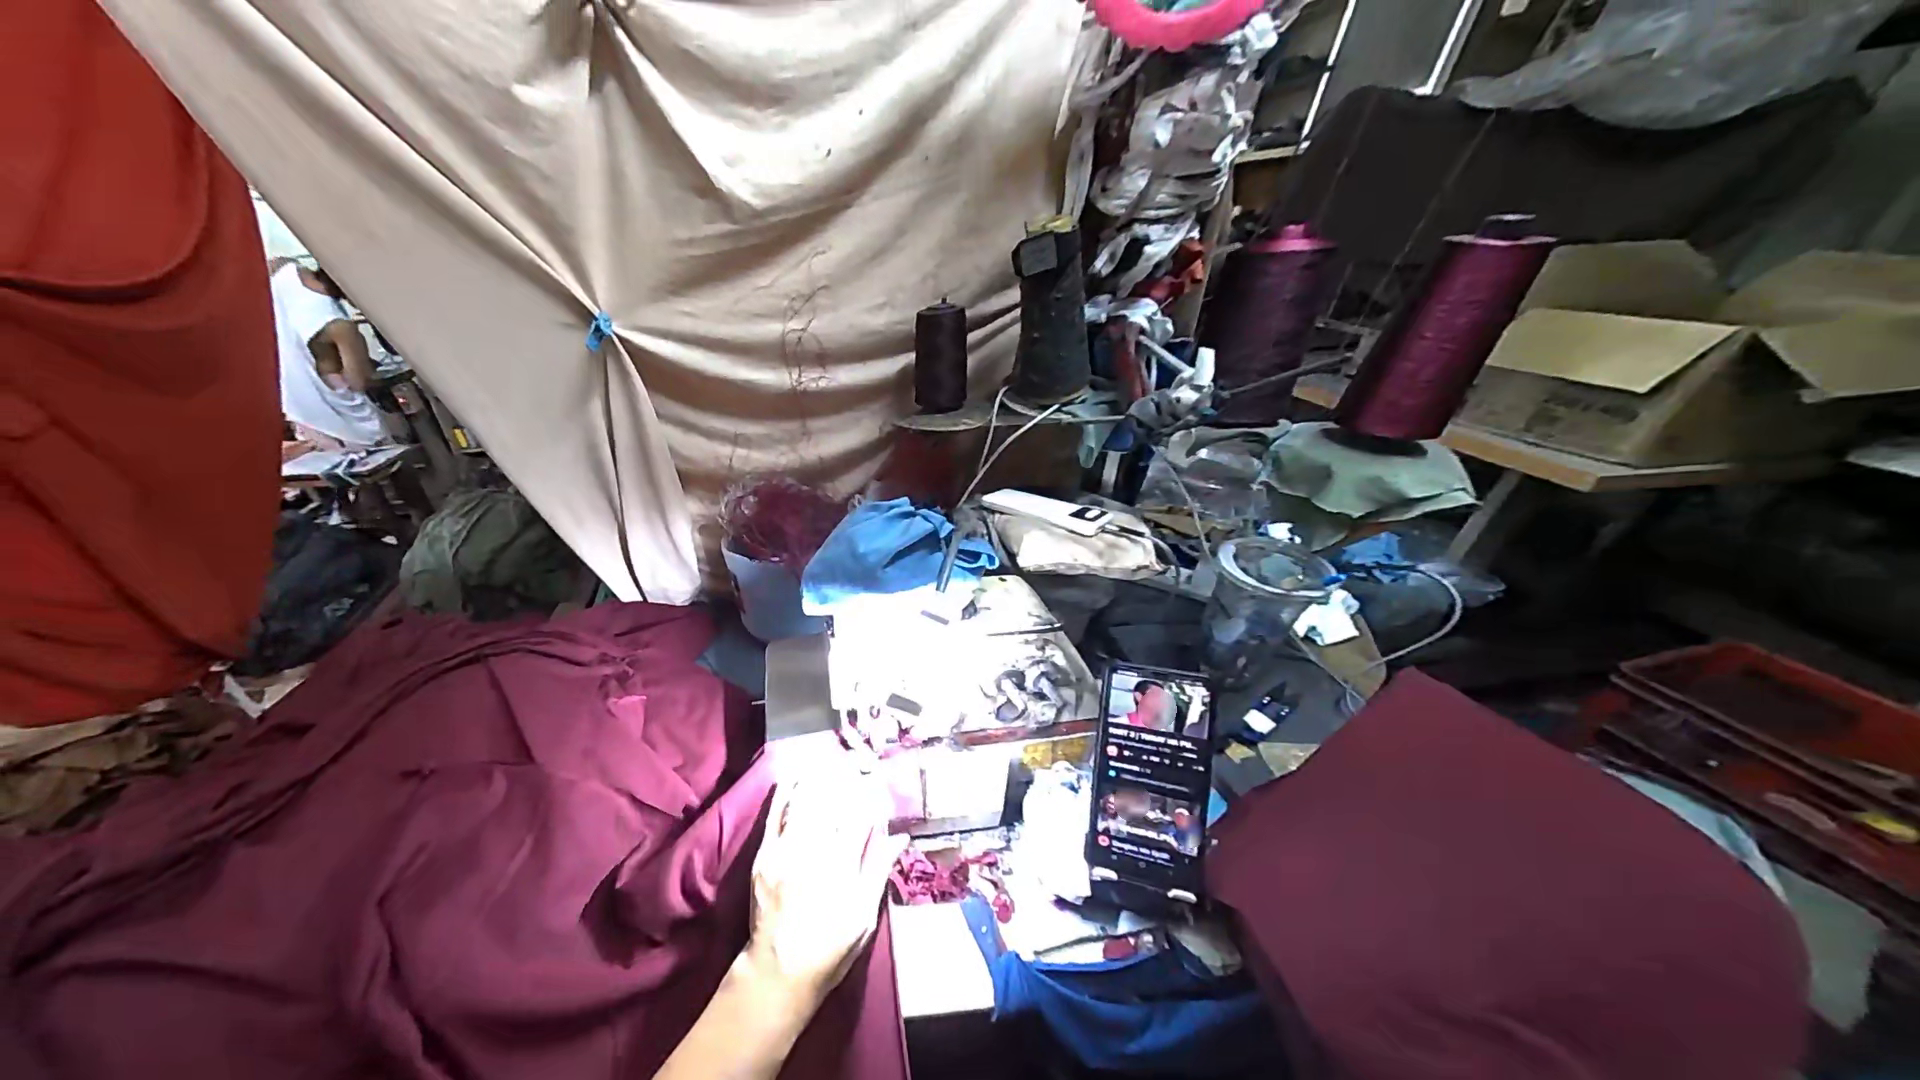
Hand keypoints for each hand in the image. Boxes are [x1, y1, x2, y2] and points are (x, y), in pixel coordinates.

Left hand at [743, 760, 905, 1007]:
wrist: (778, 972)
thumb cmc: (830, 948)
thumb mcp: (864, 914)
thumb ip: (878, 870)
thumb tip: (900, 837)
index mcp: (842, 865)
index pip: (861, 816)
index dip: (873, 798)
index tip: (880, 786)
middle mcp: (813, 850)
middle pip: (833, 802)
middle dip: (847, 780)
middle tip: (858, 765)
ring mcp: (784, 851)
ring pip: (805, 802)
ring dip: (819, 779)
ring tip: (831, 764)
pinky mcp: (764, 855)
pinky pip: (775, 816)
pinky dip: (786, 793)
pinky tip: (796, 777)